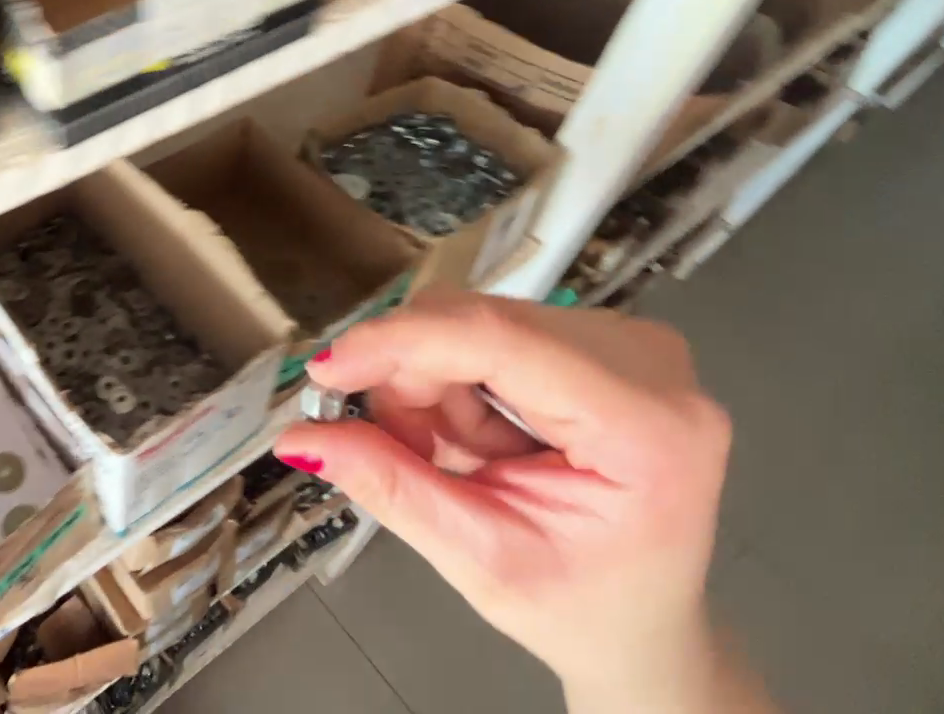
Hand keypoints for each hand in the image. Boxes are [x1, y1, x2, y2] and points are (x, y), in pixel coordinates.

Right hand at [275, 290, 749, 710]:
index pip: (498, 338)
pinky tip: (471, 432)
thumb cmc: (579, 608)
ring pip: (468, 322)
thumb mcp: (480, 561)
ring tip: (448, 454)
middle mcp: (644, 360)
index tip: (325, 372)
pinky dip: (451, 377)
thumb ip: (389, 486)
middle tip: (402, 447)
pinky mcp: (594, 338)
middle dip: (412, 381)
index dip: (399, 343)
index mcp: (646, 425)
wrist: (641, 621)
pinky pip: (482, 329)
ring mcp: (622, 341)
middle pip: (475, 325)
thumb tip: (297, 438)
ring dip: (430, 383)